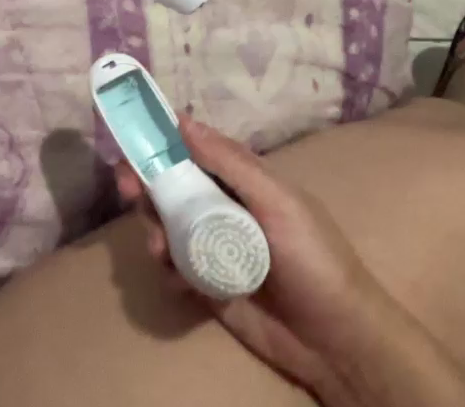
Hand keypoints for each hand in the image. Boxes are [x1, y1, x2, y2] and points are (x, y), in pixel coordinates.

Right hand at [114, 116, 390, 399]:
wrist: (337, 343)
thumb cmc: (316, 261)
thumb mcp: (280, 203)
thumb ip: (232, 163)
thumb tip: (183, 121)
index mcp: (242, 181)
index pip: (194, 148)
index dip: (162, 138)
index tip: (131, 134)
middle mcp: (222, 207)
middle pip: (170, 183)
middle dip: (144, 181)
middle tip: (127, 188)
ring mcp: (211, 244)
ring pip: (164, 222)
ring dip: (152, 227)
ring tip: (159, 248)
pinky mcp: (204, 282)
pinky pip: (171, 264)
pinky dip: (166, 266)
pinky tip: (177, 279)